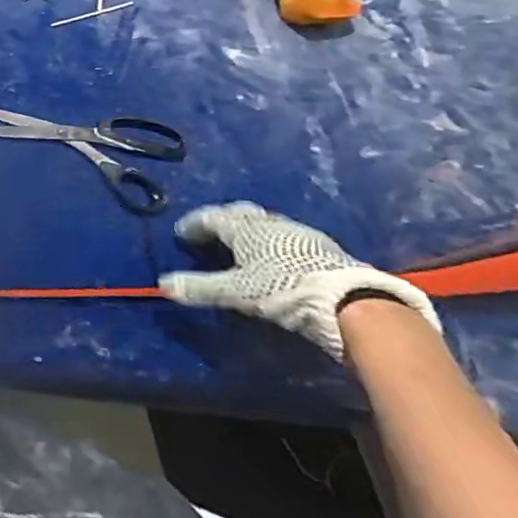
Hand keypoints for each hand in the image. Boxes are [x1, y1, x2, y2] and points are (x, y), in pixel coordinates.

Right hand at [158, 201, 439, 359]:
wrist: (354, 303)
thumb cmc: (283, 289)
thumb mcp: (236, 291)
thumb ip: (200, 287)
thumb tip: (163, 285)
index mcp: (247, 229)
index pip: (214, 217)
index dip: (195, 223)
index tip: (182, 233)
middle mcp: (274, 226)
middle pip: (244, 215)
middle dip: (224, 220)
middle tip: (211, 232)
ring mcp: (304, 236)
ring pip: (269, 224)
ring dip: (252, 230)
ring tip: (242, 244)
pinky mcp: (327, 250)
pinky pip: (289, 238)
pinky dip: (274, 242)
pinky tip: (276, 256)